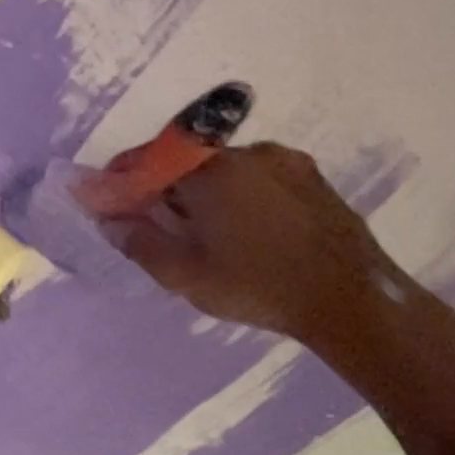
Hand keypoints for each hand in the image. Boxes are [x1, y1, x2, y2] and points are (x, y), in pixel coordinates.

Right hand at [108, 142, 409, 341]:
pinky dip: (233, 196)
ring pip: (223, 170)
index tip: (103, 200)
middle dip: (160, 187)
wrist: (351, 301)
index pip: (147, 159)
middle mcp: (249, 153)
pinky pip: (255, 179)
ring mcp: (287, 163)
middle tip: (149, 223)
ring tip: (196, 231)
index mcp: (212, 171)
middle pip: (186, 162)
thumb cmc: (256, 286)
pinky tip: (236, 230)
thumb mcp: (182, 274)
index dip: (119, 179)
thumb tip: (111, 221)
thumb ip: (138, 242)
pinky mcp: (312, 180)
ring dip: (199, 192)